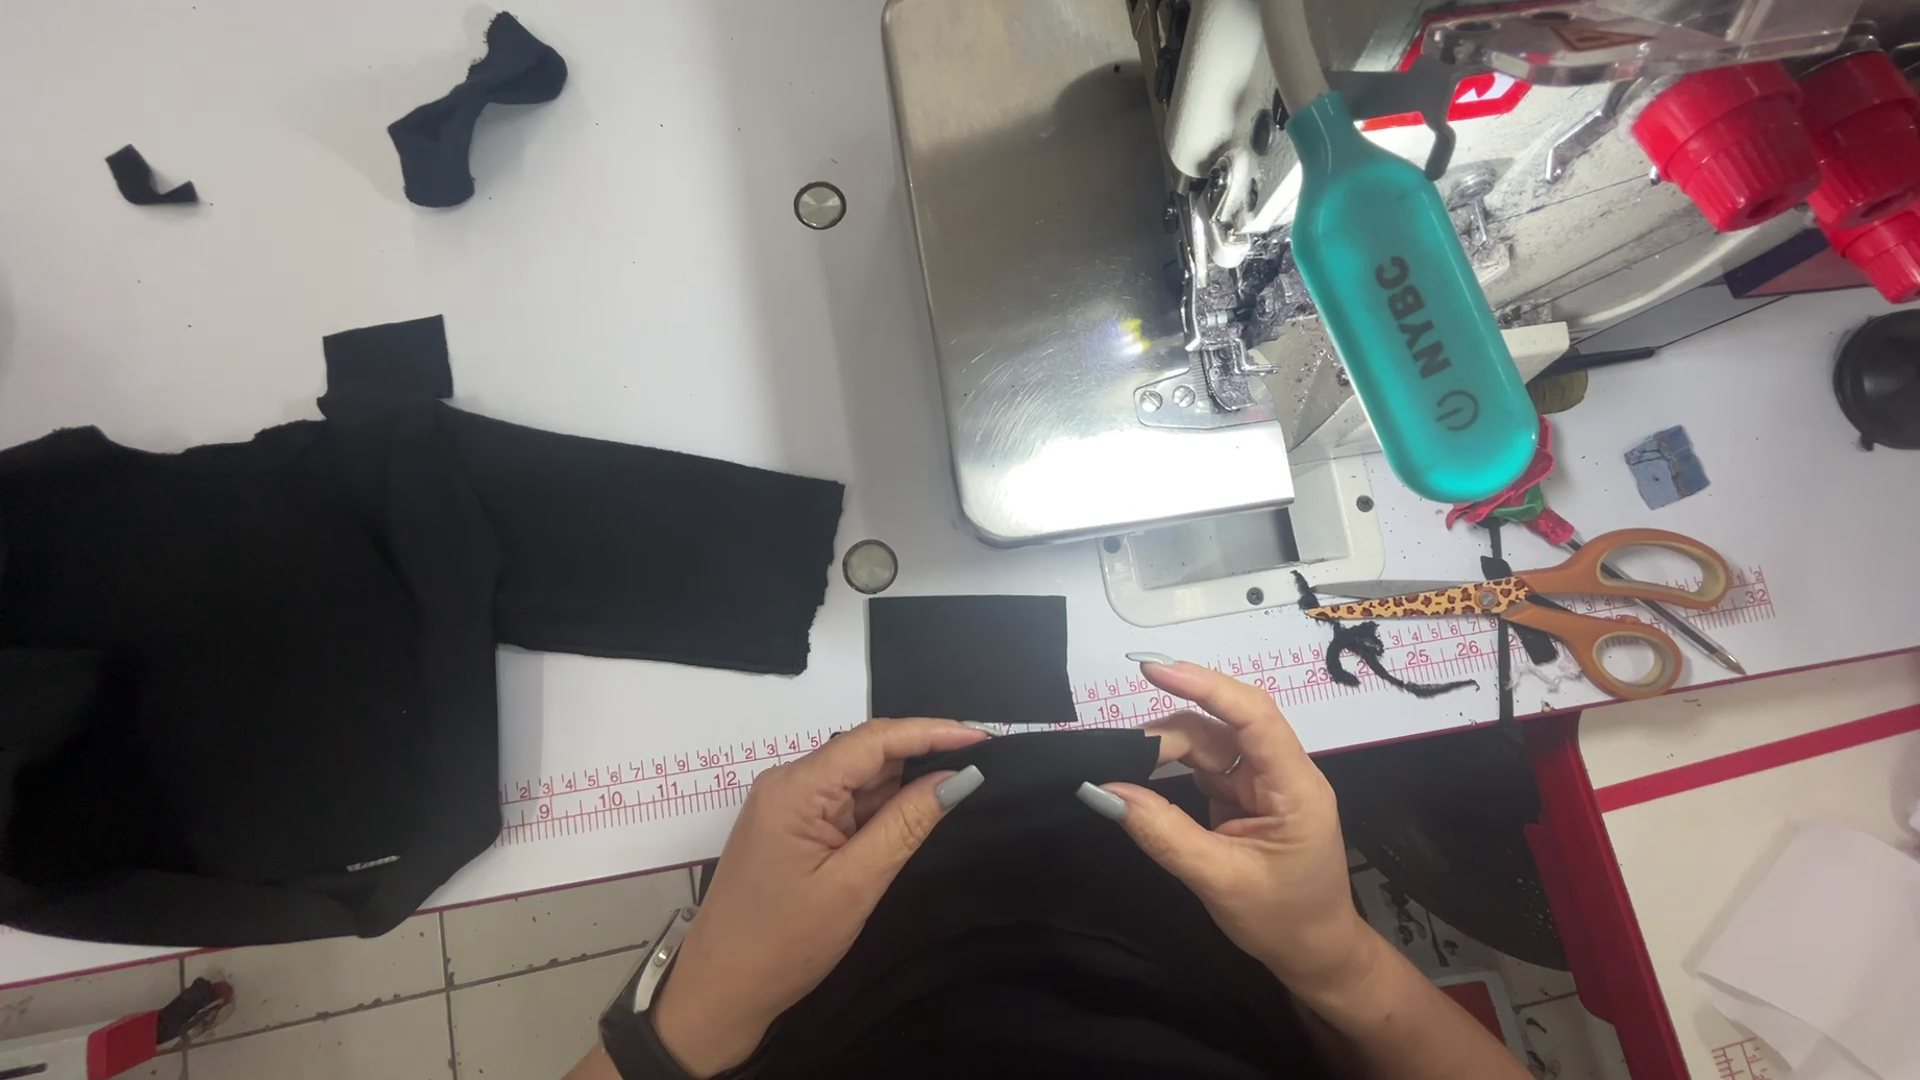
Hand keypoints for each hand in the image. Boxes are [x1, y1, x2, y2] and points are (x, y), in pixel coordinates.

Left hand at [650, 718, 988, 1076]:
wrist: (717, 996)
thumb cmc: (782, 945)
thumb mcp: (854, 885)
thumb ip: (907, 824)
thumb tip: (957, 778)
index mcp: (796, 787)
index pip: (873, 739)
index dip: (931, 730)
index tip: (982, 734)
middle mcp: (790, 781)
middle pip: (867, 751)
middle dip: (922, 753)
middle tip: (980, 759)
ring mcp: (790, 802)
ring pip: (860, 776)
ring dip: (904, 781)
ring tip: (957, 783)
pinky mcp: (794, 824)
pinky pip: (847, 800)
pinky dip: (882, 806)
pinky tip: (914, 811)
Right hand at [1088, 661, 1370, 999]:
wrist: (1316, 957)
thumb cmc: (1284, 922)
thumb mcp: (1219, 882)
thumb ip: (1163, 833)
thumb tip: (1105, 791)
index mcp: (1294, 787)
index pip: (1253, 716)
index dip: (1205, 685)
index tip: (1153, 669)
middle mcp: (1279, 771)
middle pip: (1218, 728)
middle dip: (1166, 737)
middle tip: (1117, 757)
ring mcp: (1260, 779)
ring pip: (1204, 742)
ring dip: (1163, 751)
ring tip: (1123, 768)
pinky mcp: (1241, 790)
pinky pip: (1199, 764)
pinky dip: (1168, 766)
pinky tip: (1142, 774)